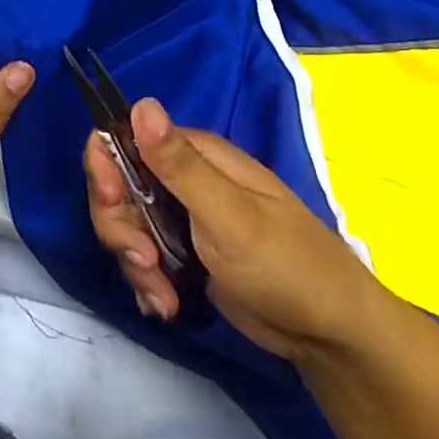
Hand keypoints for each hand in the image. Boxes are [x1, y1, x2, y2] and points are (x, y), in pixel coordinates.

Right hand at [85, 97, 388, 362]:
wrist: (332, 335)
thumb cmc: (287, 266)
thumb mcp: (229, 215)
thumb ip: (179, 164)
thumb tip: (141, 103)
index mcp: (194, 155)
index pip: (123, 141)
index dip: (106, 169)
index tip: (113, 203)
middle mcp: (182, 179)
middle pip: (116, 189)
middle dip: (120, 229)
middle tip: (145, 262)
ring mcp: (181, 217)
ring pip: (125, 227)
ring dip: (135, 264)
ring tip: (165, 298)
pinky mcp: (183, 253)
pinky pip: (141, 257)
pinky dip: (146, 281)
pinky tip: (165, 303)